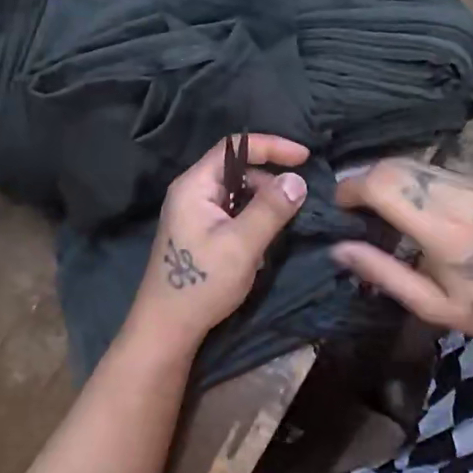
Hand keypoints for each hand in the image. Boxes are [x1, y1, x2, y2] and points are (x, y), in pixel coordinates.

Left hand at [123, 136, 310, 355]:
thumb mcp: (242, 244)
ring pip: (237, 193)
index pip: (233, 148)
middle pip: (236, 170)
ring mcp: (194, 213)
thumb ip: (270, 209)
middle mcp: (191, 192)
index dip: (270, 146)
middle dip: (270, 180)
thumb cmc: (202, 282)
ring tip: (286, 225)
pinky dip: (253, 219)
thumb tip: (297, 179)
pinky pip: (232, 213)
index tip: (304, 157)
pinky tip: (265, 242)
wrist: (167, 325)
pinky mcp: (200, 232)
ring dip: (263, 203)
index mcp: (194, 185)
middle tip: (299, 203)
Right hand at [332, 160, 472, 371]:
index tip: (337, 210)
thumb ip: (381, 272)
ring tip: (376, 209)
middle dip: (361, 181)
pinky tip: (407, 208)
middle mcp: (459, 196)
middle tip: (351, 210)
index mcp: (443, 230)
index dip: (348, 190)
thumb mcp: (431, 306)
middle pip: (391, 165)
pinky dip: (407, 180)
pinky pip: (431, 169)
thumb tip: (336, 247)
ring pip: (410, 162)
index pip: (380, 184)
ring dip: (383, 178)